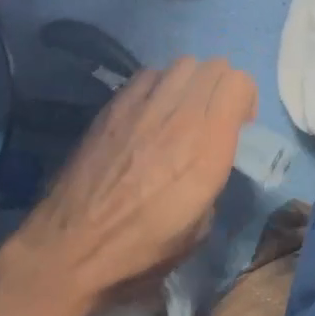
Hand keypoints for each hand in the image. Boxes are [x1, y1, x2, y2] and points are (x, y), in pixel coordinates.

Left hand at [0, 57, 256, 310]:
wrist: (70, 251)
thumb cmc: (140, 251)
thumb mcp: (199, 228)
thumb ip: (215, 178)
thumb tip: (212, 160)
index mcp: (208, 146)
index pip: (240, 83)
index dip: (245, 99)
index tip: (238, 124)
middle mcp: (181, 115)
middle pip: (215, 66)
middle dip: (220, 86)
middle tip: (212, 115)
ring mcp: (145, 105)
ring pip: (183, 64)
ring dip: (190, 82)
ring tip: (180, 110)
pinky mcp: (114, 106)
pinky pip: (149, 74)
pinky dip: (158, 86)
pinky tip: (149, 113)